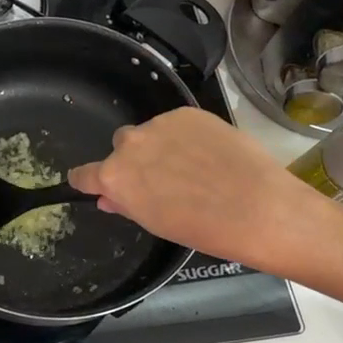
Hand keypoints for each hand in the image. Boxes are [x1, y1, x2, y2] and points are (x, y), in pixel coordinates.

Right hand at [67, 107, 329, 272]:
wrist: (258, 208)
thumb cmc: (203, 229)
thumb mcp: (156, 223)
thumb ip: (128, 204)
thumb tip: (112, 197)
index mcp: (115, 177)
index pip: (84, 174)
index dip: (88, 181)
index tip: (94, 185)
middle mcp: (130, 145)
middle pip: (121, 147)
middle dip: (134, 161)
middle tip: (160, 180)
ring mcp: (160, 125)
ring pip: (150, 133)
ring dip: (161, 146)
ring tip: (192, 168)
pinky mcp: (189, 113)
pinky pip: (177, 124)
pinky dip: (186, 136)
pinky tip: (209, 155)